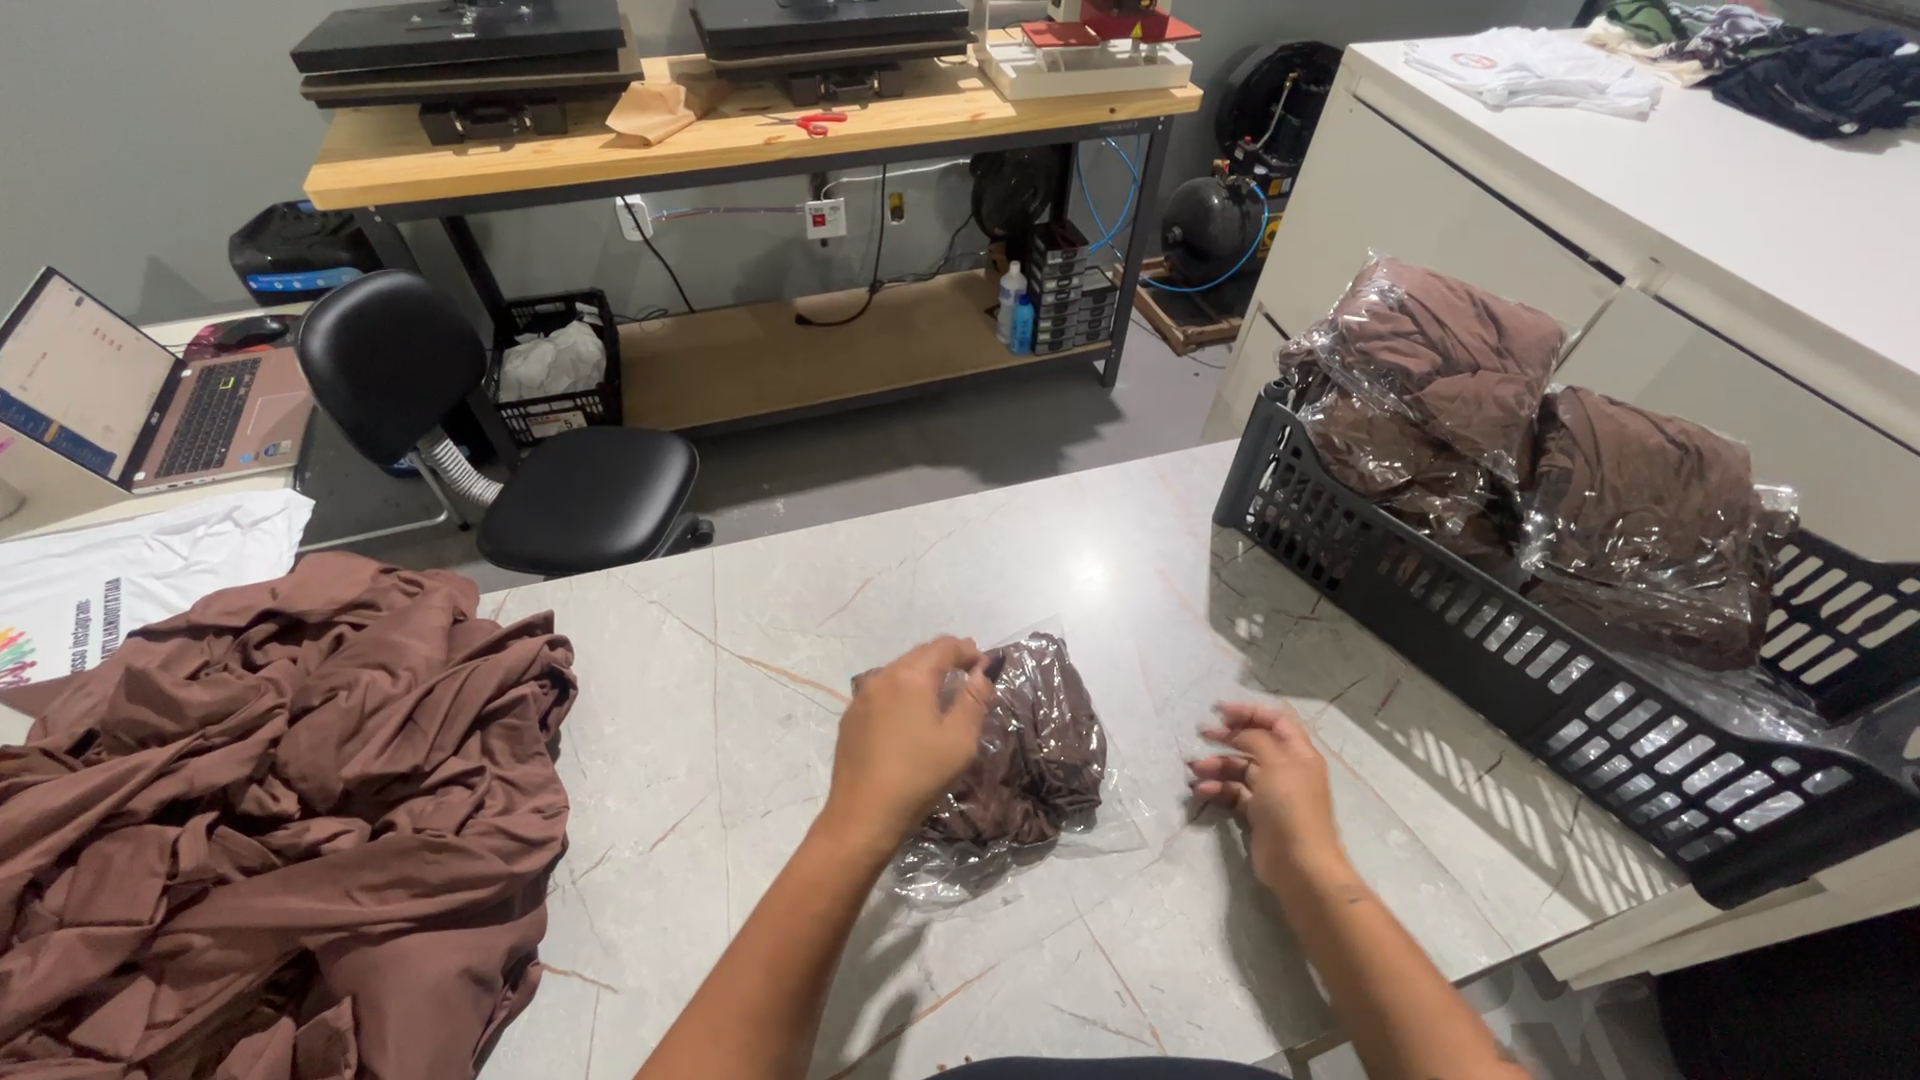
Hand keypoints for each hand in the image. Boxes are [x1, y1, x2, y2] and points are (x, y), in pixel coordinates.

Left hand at [821, 636, 993, 851]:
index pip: (944, 647)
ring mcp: (862, 697)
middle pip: (919, 653)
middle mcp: (883, 677)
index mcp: (911, 677)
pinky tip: (911, 711)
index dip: (968, 650)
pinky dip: (903, 690)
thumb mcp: (959, 739)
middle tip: (968, 670)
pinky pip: (883, 690)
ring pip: (898, 670)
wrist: (863, 815)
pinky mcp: (851, 717)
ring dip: (923, 672)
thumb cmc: (919, 775)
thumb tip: (982, 670)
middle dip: (946, 657)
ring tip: (943, 689)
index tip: (985, 664)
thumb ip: (974, 699)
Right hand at [1189, 701, 1347, 888]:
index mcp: (1299, 753)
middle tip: (1203, 733)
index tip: (1221, 711)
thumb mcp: (1276, 763)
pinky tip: (1202, 792)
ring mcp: (1272, 792)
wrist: (1299, 864)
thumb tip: (1237, 731)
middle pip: (1255, 743)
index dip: (1249, 711)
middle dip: (1228, 737)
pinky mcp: (1258, 813)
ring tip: (1196, 770)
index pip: (1276, 721)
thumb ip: (1255, 739)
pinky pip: (1234, 792)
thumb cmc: (1291, 807)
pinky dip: (1218, 789)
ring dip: (1217, 766)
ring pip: (1240, 768)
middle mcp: (1287, 769)